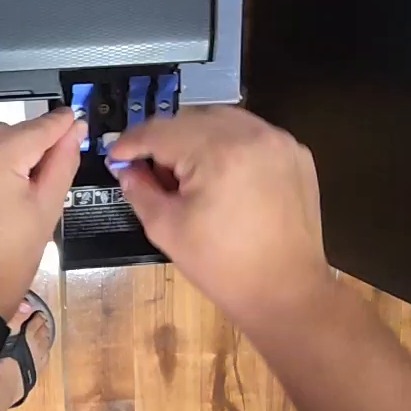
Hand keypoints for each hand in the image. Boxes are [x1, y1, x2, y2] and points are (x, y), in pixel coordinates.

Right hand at [108, 106, 331, 324]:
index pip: (160, 131)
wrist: (285, 291)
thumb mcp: (165, 228)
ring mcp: (279, 142)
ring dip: (195, 137)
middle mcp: (252, 135)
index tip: (115, 156)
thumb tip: (126, 168)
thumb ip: (140, 190)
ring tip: (186, 173)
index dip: (131, 142)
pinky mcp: (295, 154)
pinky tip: (220, 176)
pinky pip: (250, 134)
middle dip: (163, 140)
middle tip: (149, 170)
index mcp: (217, 153)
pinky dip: (227, 145)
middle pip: (190, 118)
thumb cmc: (221, 265)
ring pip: (221, 120)